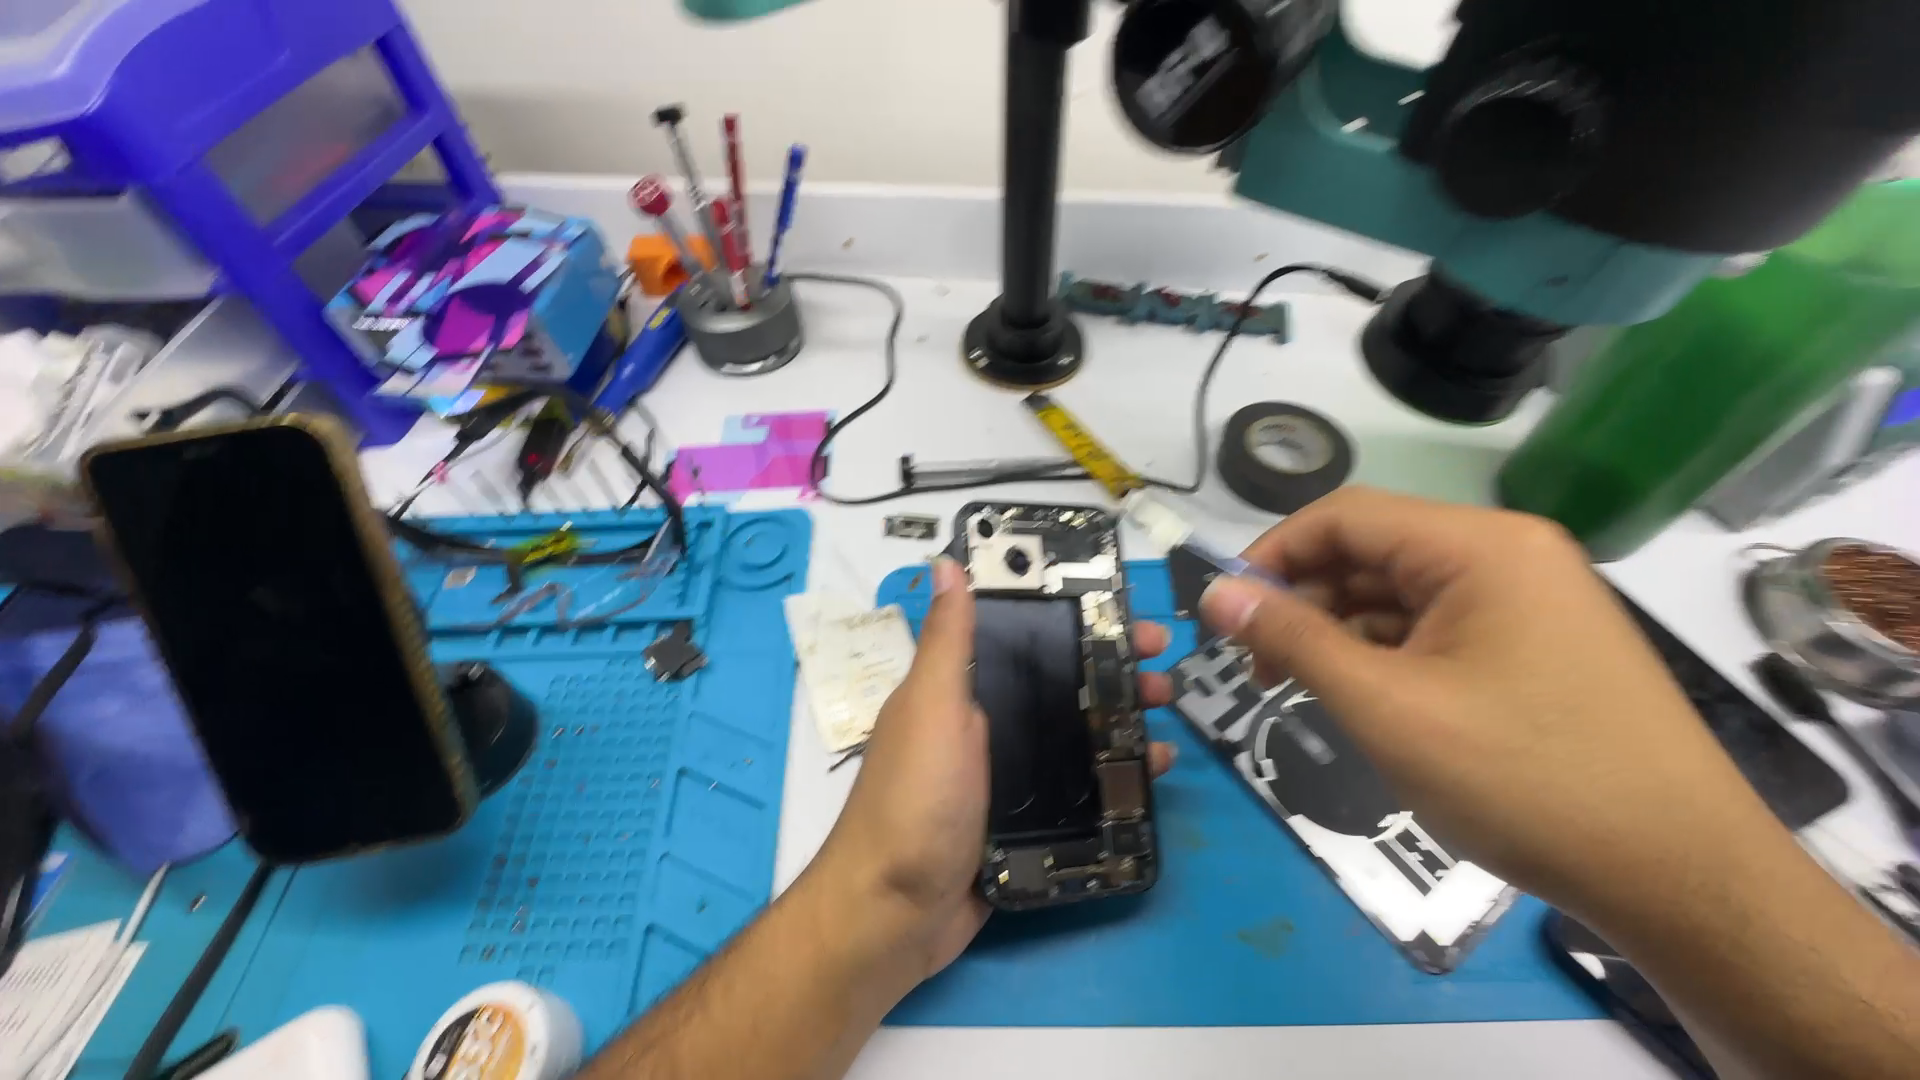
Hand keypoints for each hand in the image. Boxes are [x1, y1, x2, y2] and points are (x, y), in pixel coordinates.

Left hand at [807, 556, 1176, 986]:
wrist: (895, 914)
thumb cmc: (914, 800)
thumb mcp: (932, 709)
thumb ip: (948, 641)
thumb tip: (946, 564)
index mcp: (960, 690)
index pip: (1026, 639)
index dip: (1075, 621)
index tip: (1124, 614)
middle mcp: (984, 725)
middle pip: (1058, 686)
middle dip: (1112, 673)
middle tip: (1162, 674)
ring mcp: (1004, 775)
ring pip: (1072, 734)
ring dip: (1119, 722)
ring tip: (1166, 723)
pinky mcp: (1022, 821)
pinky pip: (1075, 786)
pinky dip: (1111, 774)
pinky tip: (1147, 774)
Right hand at [1197, 488, 1776, 913]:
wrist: (1682, 881)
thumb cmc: (1522, 779)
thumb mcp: (1385, 706)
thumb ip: (1292, 640)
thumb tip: (1213, 594)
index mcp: (1478, 547)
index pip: (1344, 517)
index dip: (1270, 555)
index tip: (1224, 613)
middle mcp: (1506, 556)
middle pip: (1371, 552)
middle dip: (1302, 600)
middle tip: (1255, 664)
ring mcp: (1527, 601)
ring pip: (1398, 594)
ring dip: (1338, 632)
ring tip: (1300, 687)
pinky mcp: (1535, 645)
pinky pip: (1435, 629)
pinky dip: (1384, 654)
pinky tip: (1361, 698)